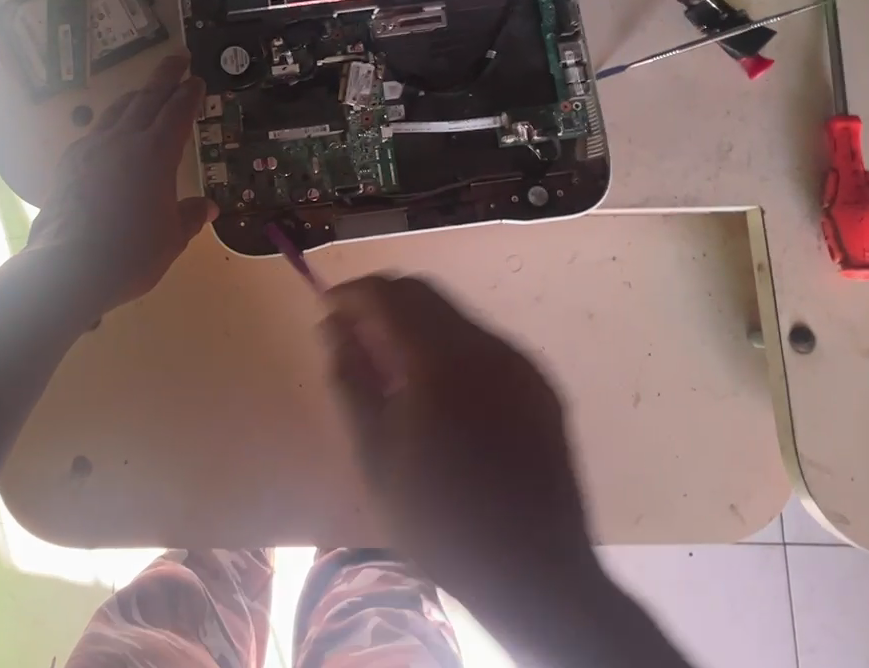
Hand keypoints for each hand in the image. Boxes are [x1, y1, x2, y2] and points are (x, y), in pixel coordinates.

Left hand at [26, 54, 215, 312]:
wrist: (70, 265)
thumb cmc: (132, 253)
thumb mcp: (172, 238)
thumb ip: (190, 216)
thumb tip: (208, 206)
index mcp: (156, 153)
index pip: (178, 113)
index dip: (189, 94)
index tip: (196, 80)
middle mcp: (124, 140)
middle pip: (147, 98)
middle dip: (165, 76)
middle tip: (176, 58)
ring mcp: (92, 148)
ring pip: (117, 110)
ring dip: (135, 95)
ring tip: (144, 91)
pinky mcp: (69, 161)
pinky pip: (95, 131)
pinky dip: (110, 123)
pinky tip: (110, 133)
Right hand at [320, 275, 595, 608]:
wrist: (535, 575)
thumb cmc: (440, 520)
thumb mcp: (374, 454)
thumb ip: (349, 378)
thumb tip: (332, 326)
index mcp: (440, 361)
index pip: (387, 293)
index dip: (350, 294)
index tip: (328, 313)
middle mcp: (486, 346)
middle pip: (422, 292)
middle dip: (381, 303)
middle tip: (354, 341)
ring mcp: (520, 363)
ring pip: (453, 315)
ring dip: (414, 324)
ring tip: (392, 373)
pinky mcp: (540, 385)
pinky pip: (482, 343)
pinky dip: (447, 347)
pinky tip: (437, 394)